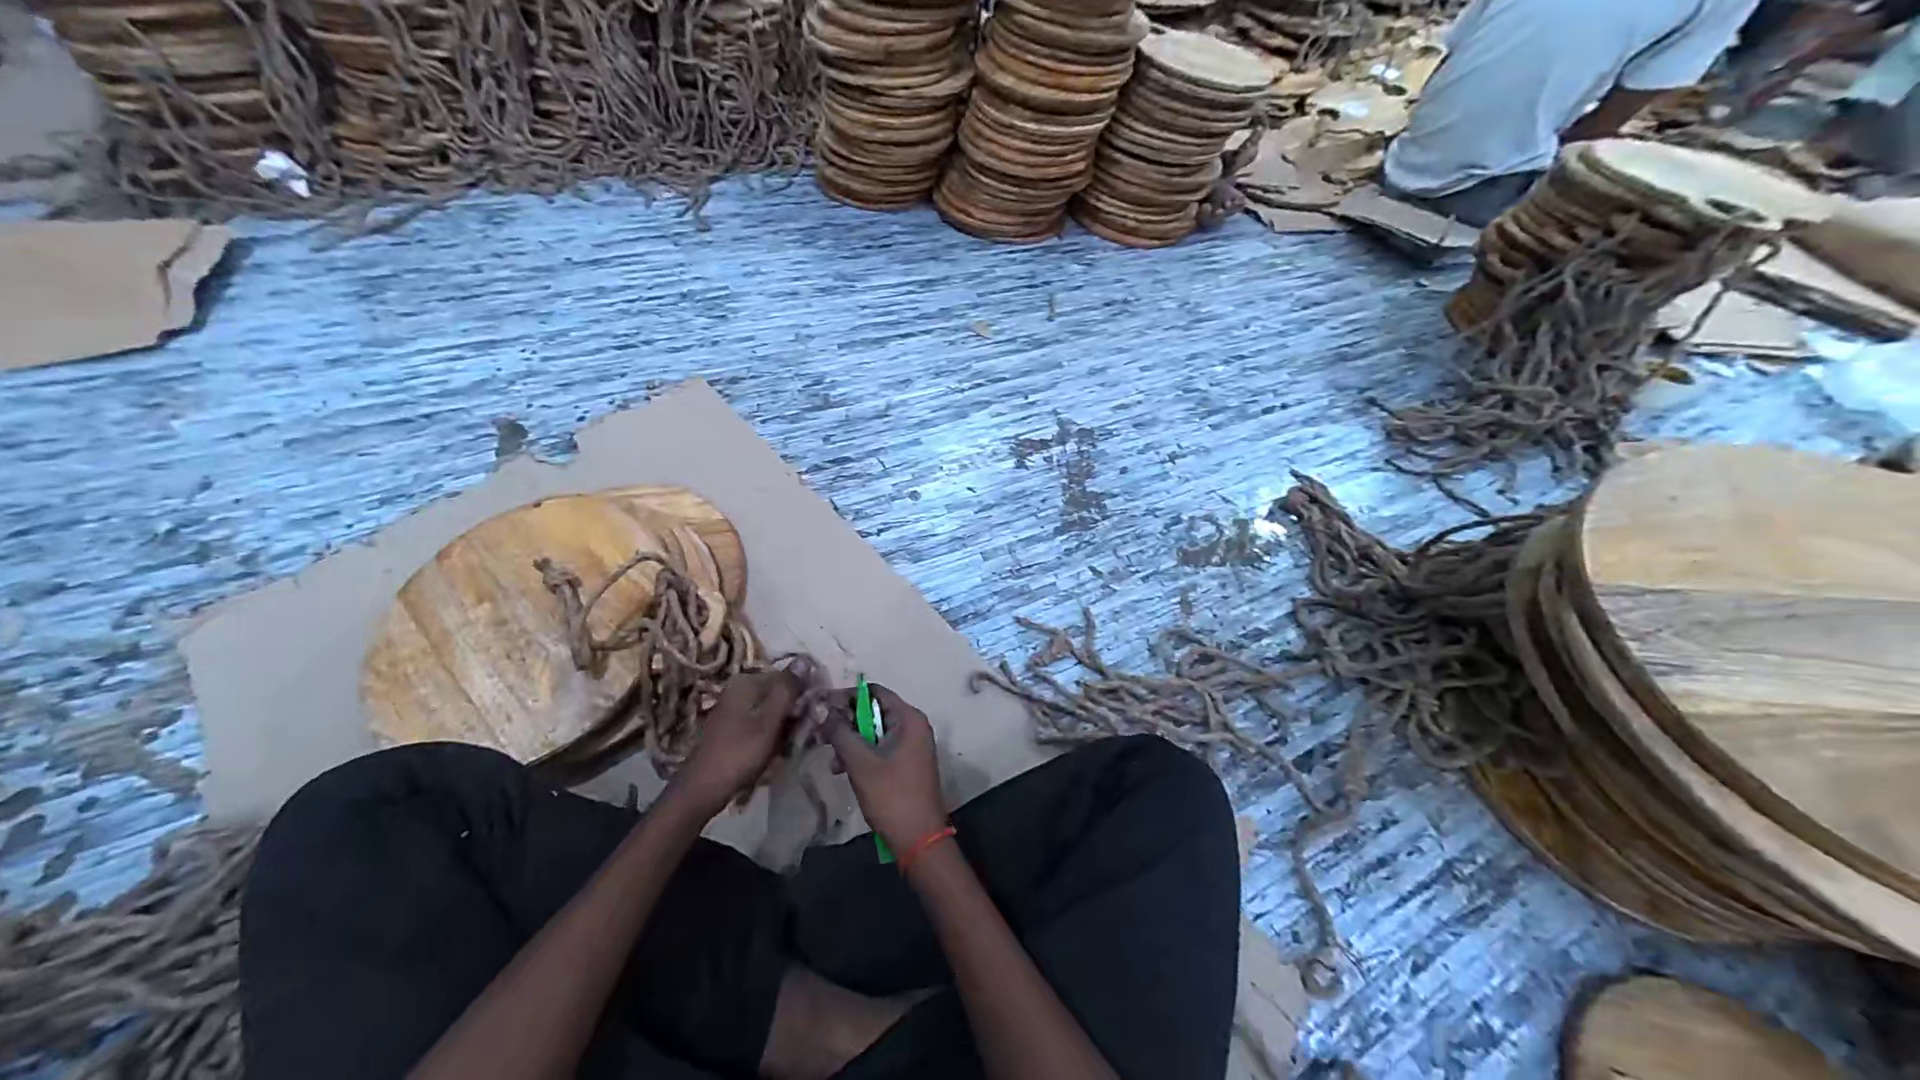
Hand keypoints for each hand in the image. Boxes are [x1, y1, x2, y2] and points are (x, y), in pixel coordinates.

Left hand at [673, 671, 802, 816]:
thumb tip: (806, 659)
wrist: (702, 790)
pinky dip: (773, 734)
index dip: (805, 694)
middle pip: (780, 693)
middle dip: (795, 712)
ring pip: (773, 710)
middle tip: (804, 734)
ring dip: (786, 726)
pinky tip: (777, 750)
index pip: (788, 677)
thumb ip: (788, 690)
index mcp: (746, 682)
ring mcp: (735, 708)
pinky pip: (762, 722)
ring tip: (790, 745)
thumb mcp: (769, 722)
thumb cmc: (738, 754)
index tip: (816, 715)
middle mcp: (740, 689)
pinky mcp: (734, 726)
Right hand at [820, 684, 947, 851]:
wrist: (919, 839)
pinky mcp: (906, 763)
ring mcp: (911, 745)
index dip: (845, 697)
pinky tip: (841, 769)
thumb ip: (839, 731)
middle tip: (818, 733)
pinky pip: (879, 748)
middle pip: (873, 711)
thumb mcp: (860, 762)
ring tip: (830, 759)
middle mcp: (913, 726)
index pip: (873, 692)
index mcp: (909, 718)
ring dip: (850, 741)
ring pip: (874, 732)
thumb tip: (819, 707)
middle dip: (845, 722)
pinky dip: (860, 755)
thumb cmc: (891, 796)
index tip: (819, 707)